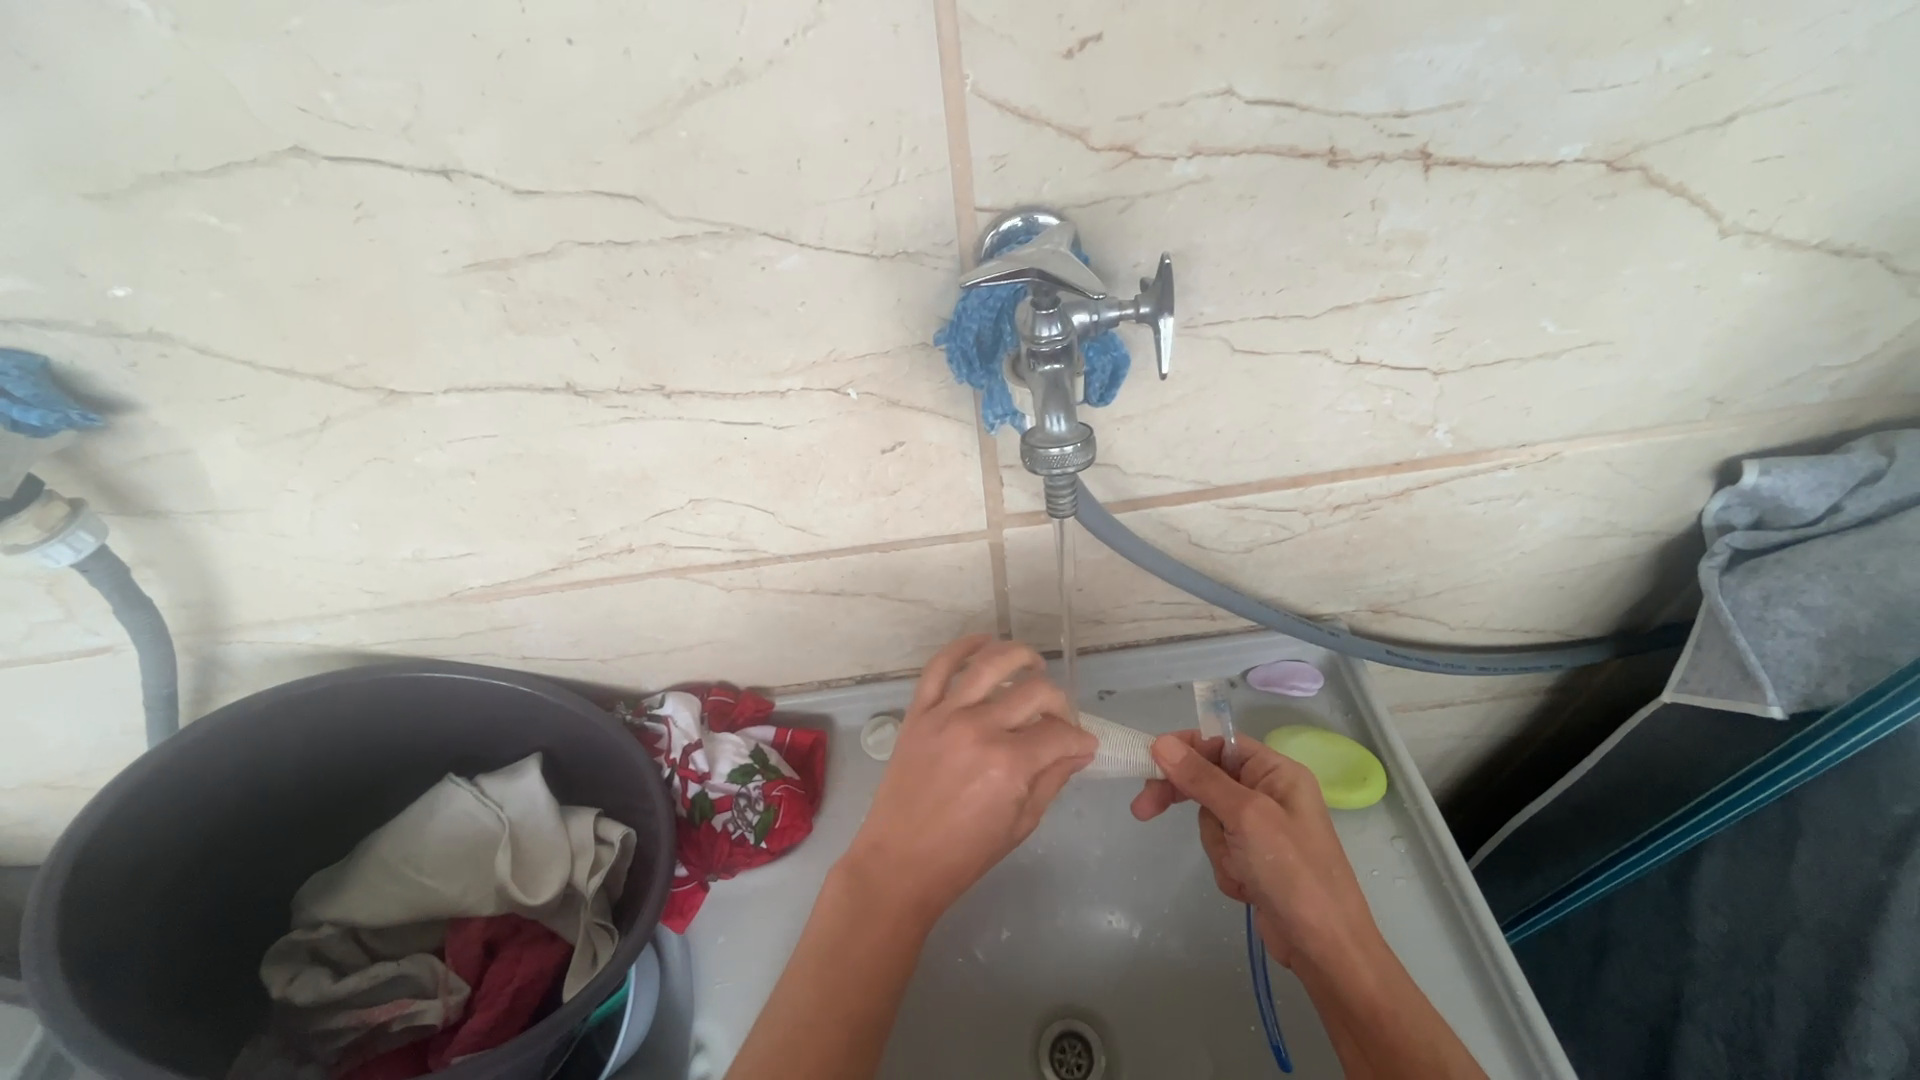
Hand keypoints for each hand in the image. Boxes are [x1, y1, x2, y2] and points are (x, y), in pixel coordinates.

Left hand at [840, 635, 1095, 924]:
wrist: (900, 862)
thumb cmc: (965, 854)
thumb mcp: (1022, 823)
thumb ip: (1053, 779)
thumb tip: (1079, 750)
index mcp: (1009, 763)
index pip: (1060, 734)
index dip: (1080, 738)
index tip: (1084, 744)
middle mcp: (980, 728)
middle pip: (1035, 692)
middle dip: (1059, 703)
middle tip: (1060, 719)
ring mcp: (946, 715)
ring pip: (991, 663)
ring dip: (1020, 656)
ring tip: (1033, 664)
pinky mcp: (919, 712)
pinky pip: (940, 666)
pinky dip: (964, 647)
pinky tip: (985, 643)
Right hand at [1131, 731, 1377, 970]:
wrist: (1324, 948)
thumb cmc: (1292, 872)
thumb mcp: (1245, 816)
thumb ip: (1202, 778)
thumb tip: (1161, 743)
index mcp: (1276, 772)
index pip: (1220, 742)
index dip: (1184, 748)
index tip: (1148, 763)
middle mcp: (1269, 793)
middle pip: (1208, 778)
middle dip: (1185, 798)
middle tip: (1143, 811)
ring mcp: (1262, 828)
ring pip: (1210, 819)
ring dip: (1216, 845)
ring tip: (1242, 868)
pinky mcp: (1254, 859)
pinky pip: (1220, 848)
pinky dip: (1226, 867)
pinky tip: (1247, 888)